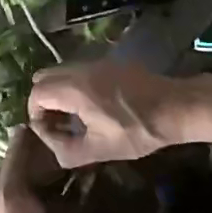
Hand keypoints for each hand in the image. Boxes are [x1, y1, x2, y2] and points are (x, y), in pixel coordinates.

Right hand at [27, 61, 177, 168]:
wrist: (176, 106)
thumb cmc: (137, 130)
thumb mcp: (99, 149)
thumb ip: (66, 150)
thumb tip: (50, 144)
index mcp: (74, 88)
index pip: (36, 93)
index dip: (36, 116)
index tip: (50, 134)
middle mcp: (82, 68)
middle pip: (44, 78)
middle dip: (44, 102)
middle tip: (59, 125)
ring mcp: (98, 62)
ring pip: (63, 72)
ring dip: (60, 94)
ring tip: (75, 119)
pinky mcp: (112, 63)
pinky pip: (81, 71)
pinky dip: (76, 86)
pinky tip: (94, 108)